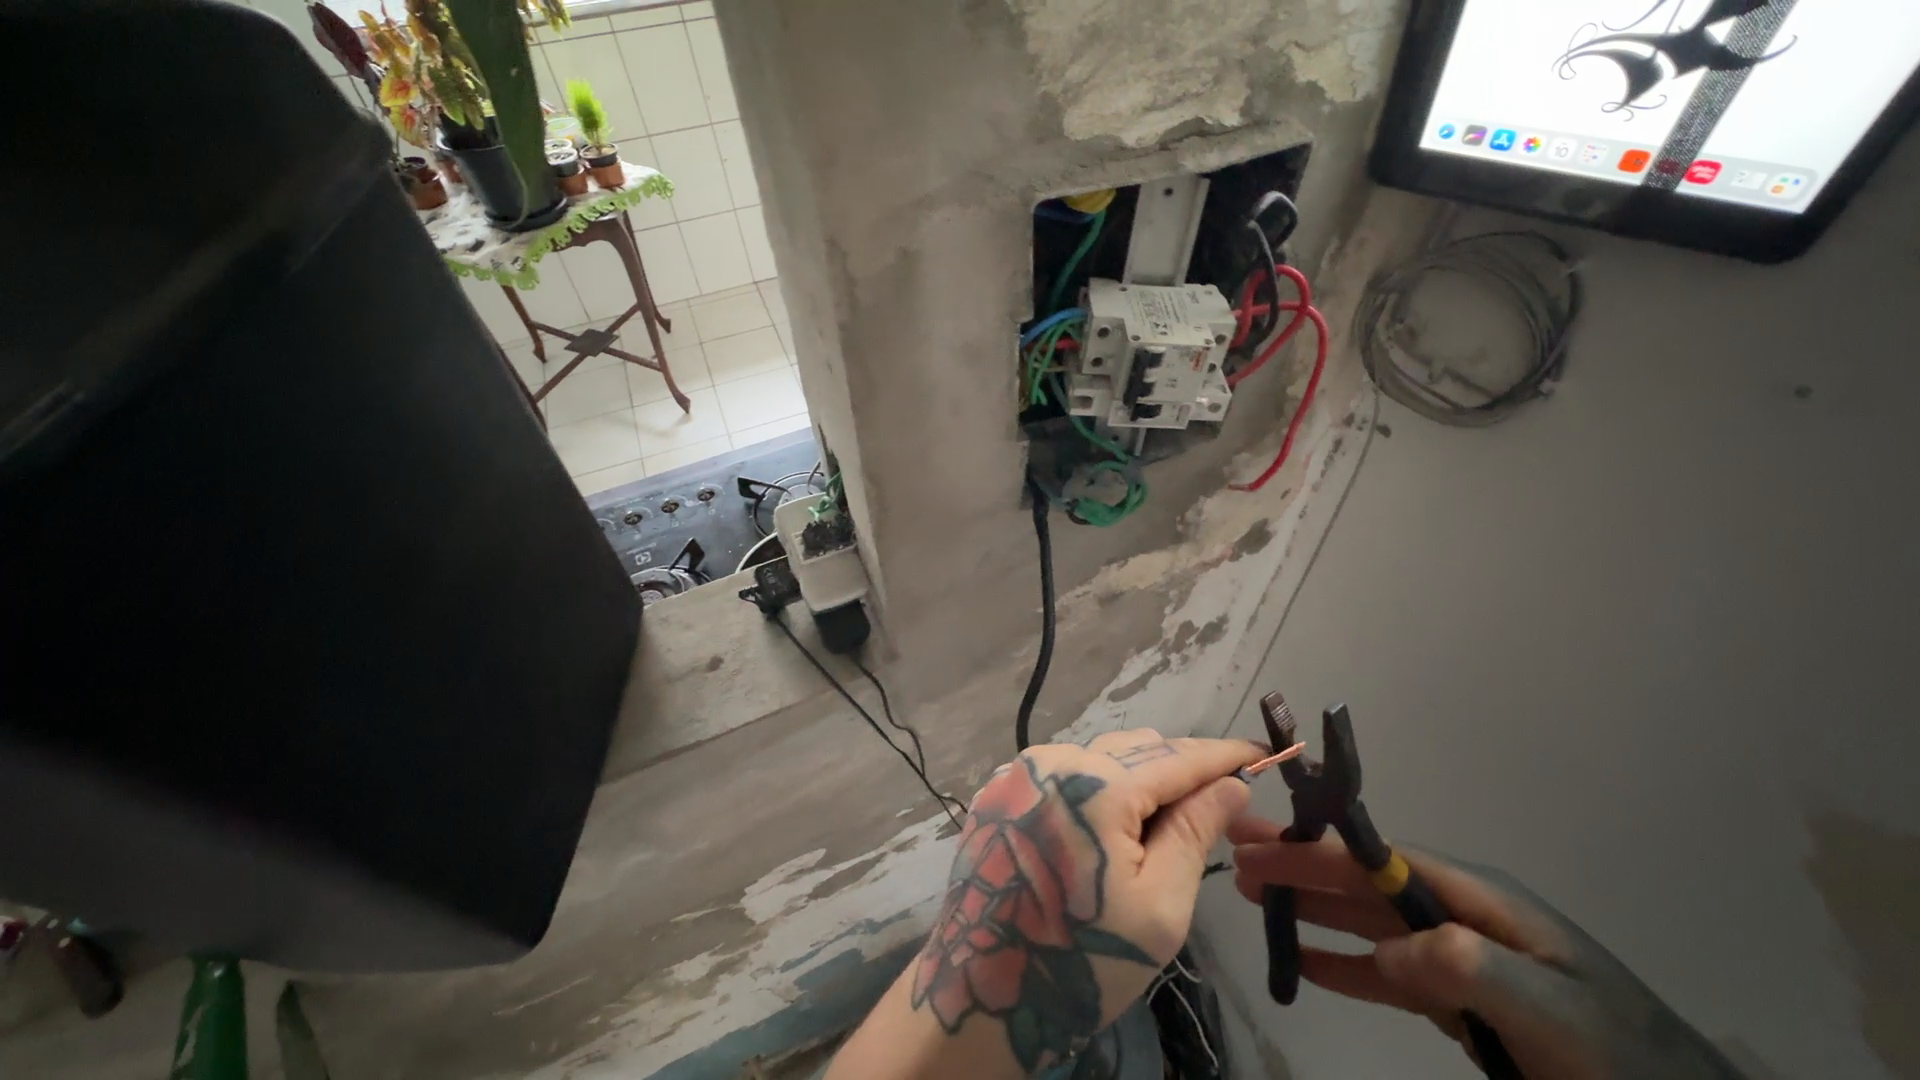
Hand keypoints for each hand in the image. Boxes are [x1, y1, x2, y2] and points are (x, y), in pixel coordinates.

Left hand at [828, 730, 1265, 1079]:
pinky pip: (1069, 772)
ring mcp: (1022, 774)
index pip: (1178, 757)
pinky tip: (1118, 825)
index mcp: (1096, 786)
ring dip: (1144, 777)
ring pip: (1103, 756)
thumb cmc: (1083, 960)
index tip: (1265, 753)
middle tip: (1223, 801)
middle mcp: (1054, 762)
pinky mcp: (1003, 793)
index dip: (1225, 755)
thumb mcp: (1159, 905)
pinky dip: (1104, 786)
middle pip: (1139, 749)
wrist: (981, 992)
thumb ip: (1193, 832)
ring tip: (1173, 819)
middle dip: (1185, 768)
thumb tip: (1231, 785)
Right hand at [1230, 818, 1747, 1079]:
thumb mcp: (1553, 1009)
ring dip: (1309, 907)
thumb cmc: (1619, 1055)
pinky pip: (1383, 971)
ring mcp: (1457, 955)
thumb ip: (1468, 967)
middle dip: (1300, 867)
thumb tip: (1384, 948)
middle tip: (1236, 857)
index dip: (1316, 849)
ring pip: (1365, 922)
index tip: (1261, 838)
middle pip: (1362, 883)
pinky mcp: (1456, 998)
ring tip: (1253, 895)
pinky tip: (1303, 960)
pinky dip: (1339, 961)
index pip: (1378, 861)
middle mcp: (1459, 915)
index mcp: (1478, 899)